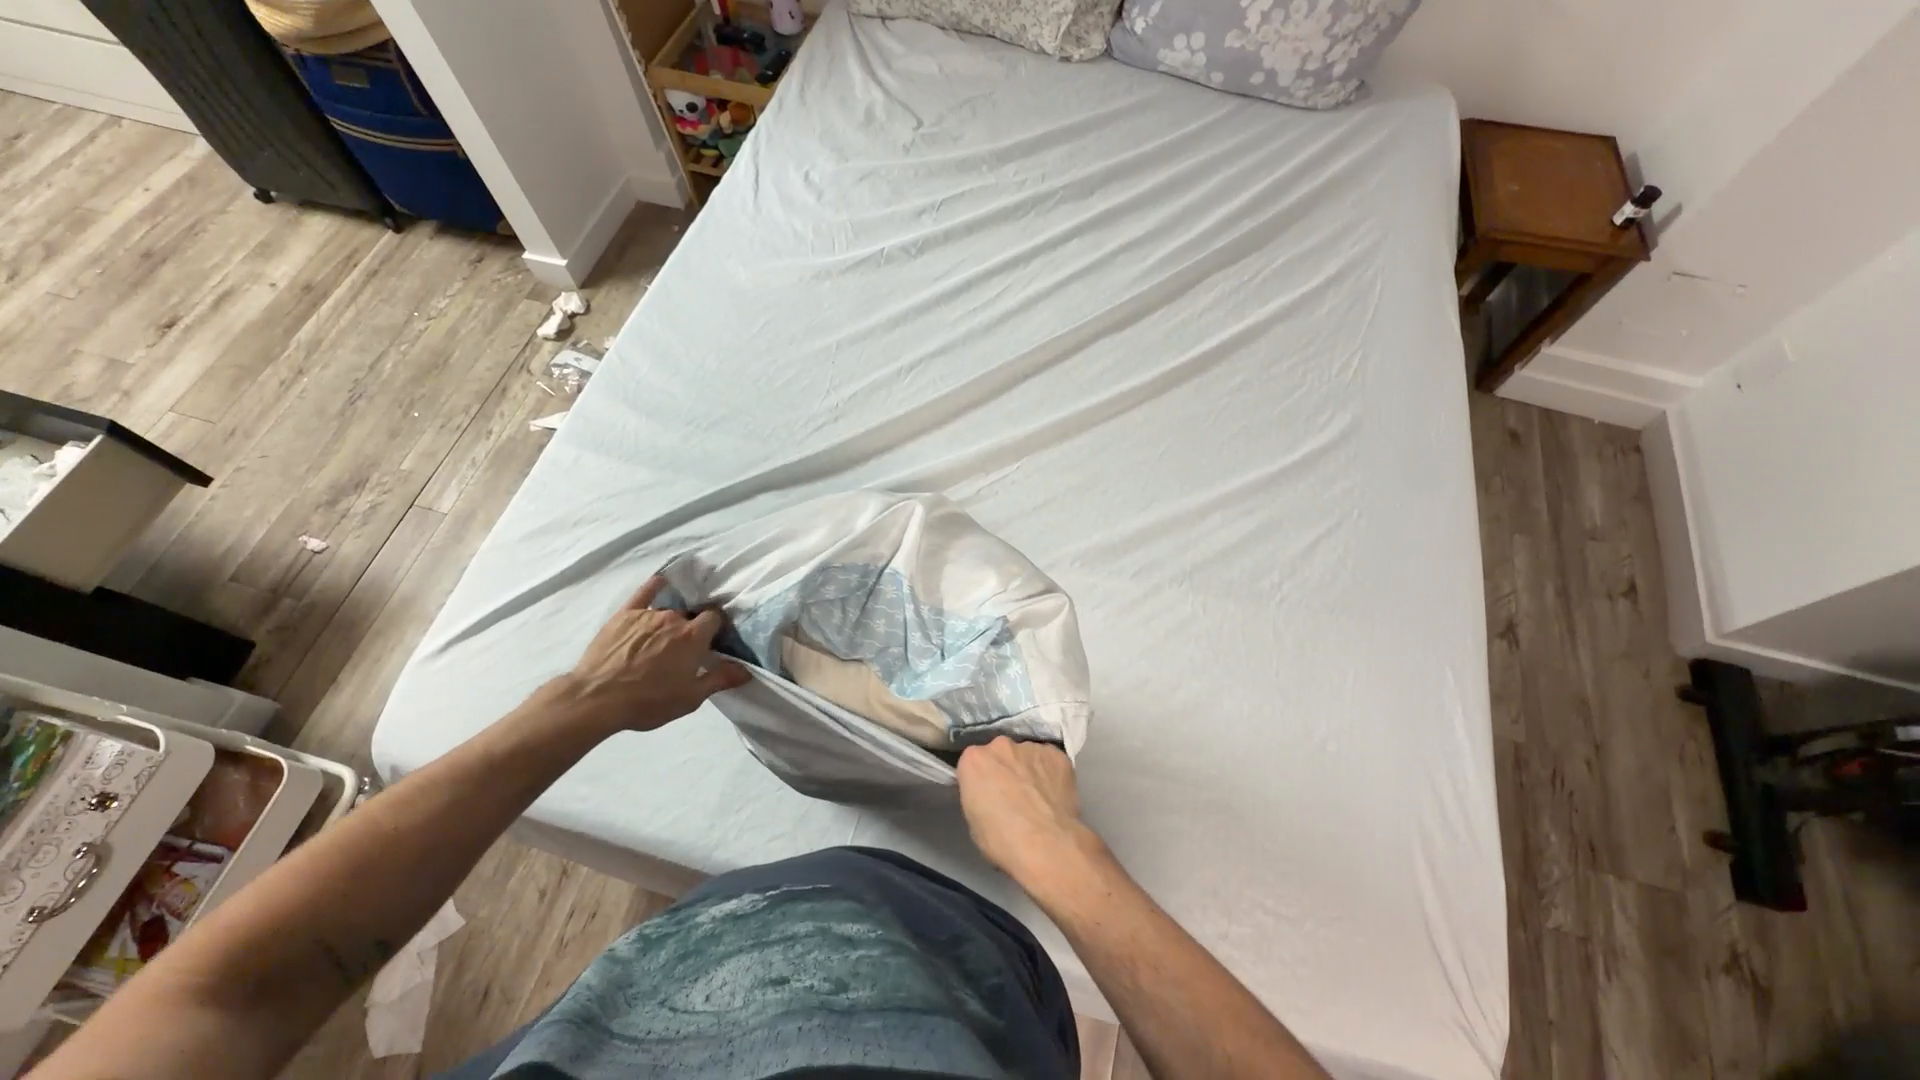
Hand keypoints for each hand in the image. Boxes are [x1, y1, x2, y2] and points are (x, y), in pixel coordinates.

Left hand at [544, 575, 749, 734]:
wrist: (597, 699)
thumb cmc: (648, 701)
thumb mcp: (690, 698)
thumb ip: (720, 679)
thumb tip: (745, 670)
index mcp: (693, 637)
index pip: (715, 618)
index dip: (717, 627)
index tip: (715, 640)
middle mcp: (673, 618)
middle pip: (690, 616)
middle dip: (693, 627)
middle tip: (686, 647)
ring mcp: (647, 614)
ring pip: (668, 610)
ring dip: (672, 621)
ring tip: (665, 636)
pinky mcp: (624, 615)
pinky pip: (644, 594)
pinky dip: (655, 587)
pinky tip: (661, 582)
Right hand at [956, 737, 1103, 889]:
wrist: (1047, 845)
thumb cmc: (1002, 840)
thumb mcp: (973, 821)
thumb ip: (979, 796)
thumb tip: (991, 796)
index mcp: (974, 760)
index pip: (974, 764)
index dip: (982, 780)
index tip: (988, 795)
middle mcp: (1002, 746)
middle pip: (1001, 754)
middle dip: (1005, 769)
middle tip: (1014, 795)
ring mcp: (1032, 749)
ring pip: (1027, 756)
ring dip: (1029, 771)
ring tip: (1038, 797)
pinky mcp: (1059, 756)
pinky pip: (1050, 762)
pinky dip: (1051, 774)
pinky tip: (1054, 796)